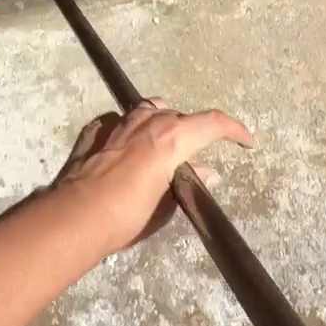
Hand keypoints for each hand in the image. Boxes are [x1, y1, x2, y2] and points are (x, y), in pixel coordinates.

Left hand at [51, 101, 252, 250]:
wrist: (77, 214)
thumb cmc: (127, 215)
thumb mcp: (166, 206)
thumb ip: (186, 181)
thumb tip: (208, 171)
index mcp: (169, 138)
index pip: (210, 122)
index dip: (233, 128)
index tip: (247, 140)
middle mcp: (144, 122)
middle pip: (176, 114)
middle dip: (192, 129)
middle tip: (199, 153)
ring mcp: (115, 122)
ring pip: (146, 110)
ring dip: (161, 122)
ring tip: (166, 145)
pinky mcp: (93, 131)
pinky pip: (119, 122)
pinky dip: (130, 131)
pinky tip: (128, 149)